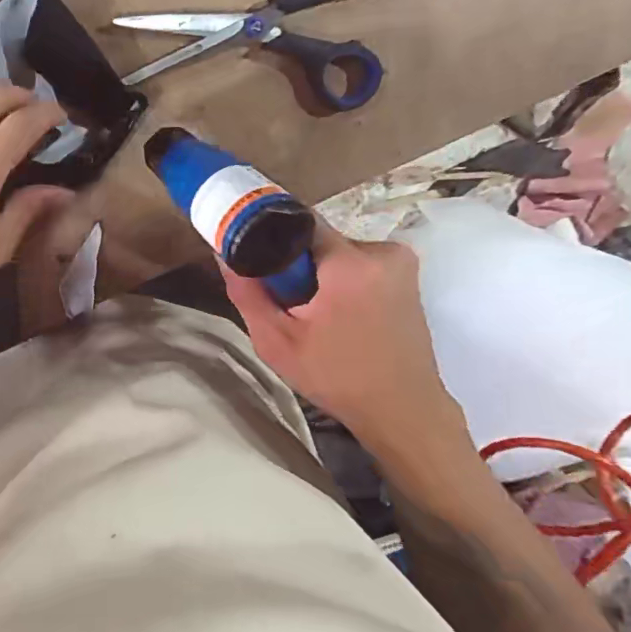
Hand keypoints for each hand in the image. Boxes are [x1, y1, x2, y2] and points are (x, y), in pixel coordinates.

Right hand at [220, 221, 460, 445]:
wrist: (400, 408)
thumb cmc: (335, 376)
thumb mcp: (275, 340)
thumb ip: (246, 292)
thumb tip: (223, 253)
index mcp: (351, 263)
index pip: (297, 223)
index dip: (268, 239)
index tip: (252, 262)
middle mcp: (383, 251)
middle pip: (316, 239)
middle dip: (292, 265)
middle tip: (282, 303)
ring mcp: (401, 261)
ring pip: (335, 252)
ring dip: (315, 274)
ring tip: (308, 314)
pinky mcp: (407, 275)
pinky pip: (356, 263)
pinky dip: (337, 281)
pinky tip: (333, 315)